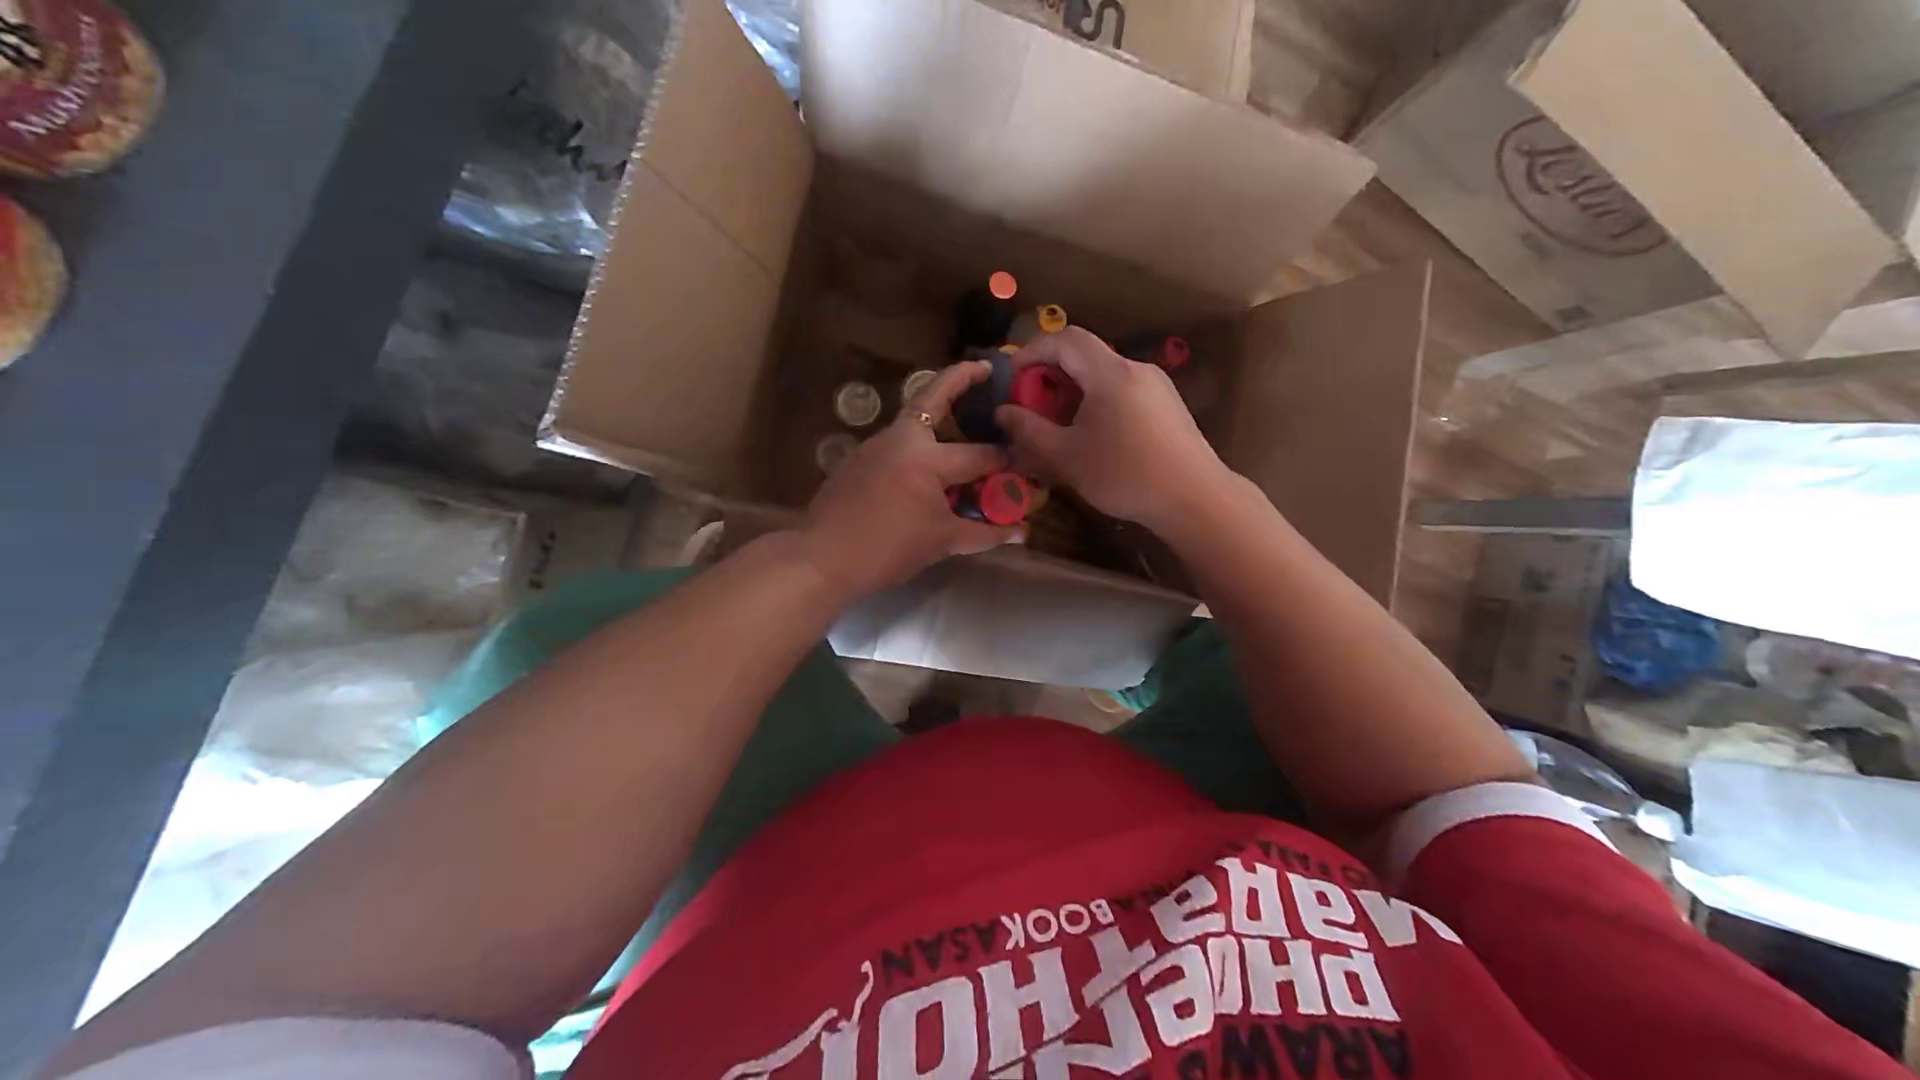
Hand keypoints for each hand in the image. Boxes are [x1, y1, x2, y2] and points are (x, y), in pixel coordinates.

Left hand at [798, 360, 1020, 597]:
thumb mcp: (941, 542)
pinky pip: (899, 440)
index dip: (1006, 460)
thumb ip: (985, 533)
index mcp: (927, 459)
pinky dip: (920, 440)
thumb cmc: (887, 550)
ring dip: (940, 412)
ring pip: (915, 418)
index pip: (979, 455)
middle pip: (935, 397)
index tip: (1026, 458)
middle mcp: (901, 439)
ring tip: (964, 415)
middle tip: (985, 367)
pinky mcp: (860, 458)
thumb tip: (1022, 534)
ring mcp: (876, 445)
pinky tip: (930, 458)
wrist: (822, 559)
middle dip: (961, 378)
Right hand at [996, 327, 1232, 532]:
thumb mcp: (1067, 457)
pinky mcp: (1168, 406)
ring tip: (1059, 427)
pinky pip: (1123, 391)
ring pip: (1104, 376)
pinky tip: (1094, 437)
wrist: (1195, 499)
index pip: (1066, 338)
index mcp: (1111, 373)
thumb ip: (1030, 431)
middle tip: (1032, 409)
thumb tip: (1003, 412)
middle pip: (1085, 356)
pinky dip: (1098, 403)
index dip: (1033, 351)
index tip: (1013, 379)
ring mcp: (1157, 386)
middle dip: (1051, 376)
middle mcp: (1136, 369)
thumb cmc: (1125, 476)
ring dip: (1074, 393)